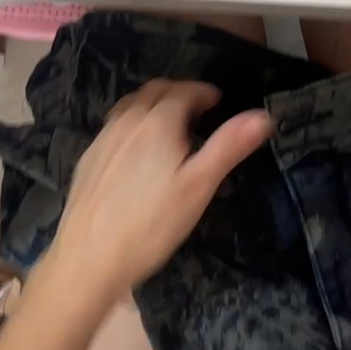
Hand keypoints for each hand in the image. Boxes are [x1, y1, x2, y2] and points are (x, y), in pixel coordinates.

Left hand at [38, 79, 272, 301]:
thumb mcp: (198, 186)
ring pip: (132, 105)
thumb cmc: (151, 224)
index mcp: (158, 121)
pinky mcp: (89, 157)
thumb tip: (262, 116)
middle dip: (179, 93)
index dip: (203, 92)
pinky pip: (115, 125)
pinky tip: (137, 151)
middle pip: (155, 91)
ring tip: (169, 125)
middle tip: (197, 110)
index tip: (217, 101)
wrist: (88, 258)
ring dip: (153, 105)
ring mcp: (104, 137)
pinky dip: (133, 123)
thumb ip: (228, 147)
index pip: (183, 91)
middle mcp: (128, 120)